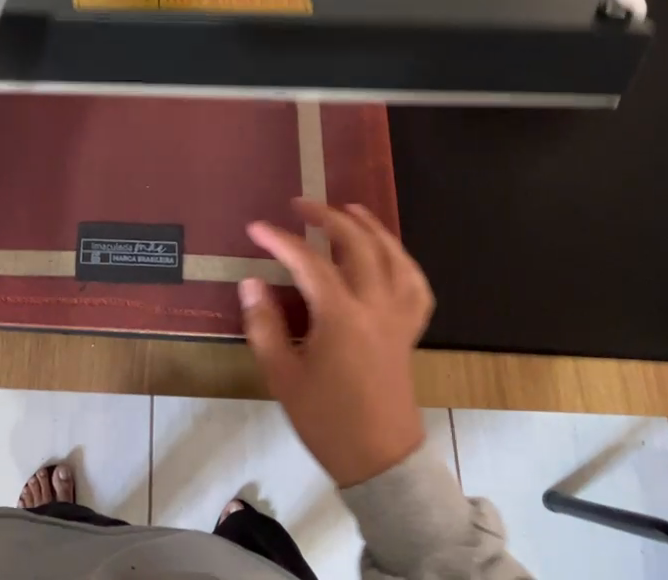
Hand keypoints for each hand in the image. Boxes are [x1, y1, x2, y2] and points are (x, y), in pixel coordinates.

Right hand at [239, 199, 435, 487]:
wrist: (380, 462)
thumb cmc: (326, 420)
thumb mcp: (282, 375)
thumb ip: (264, 325)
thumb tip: (251, 283)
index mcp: (341, 316)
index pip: (308, 262)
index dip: (280, 240)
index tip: (256, 227)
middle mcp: (374, 306)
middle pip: (357, 244)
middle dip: (327, 217)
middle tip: (299, 205)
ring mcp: (398, 317)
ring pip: (393, 256)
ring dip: (370, 227)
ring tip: (349, 208)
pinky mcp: (410, 330)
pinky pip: (416, 286)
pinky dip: (403, 261)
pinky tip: (389, 253)